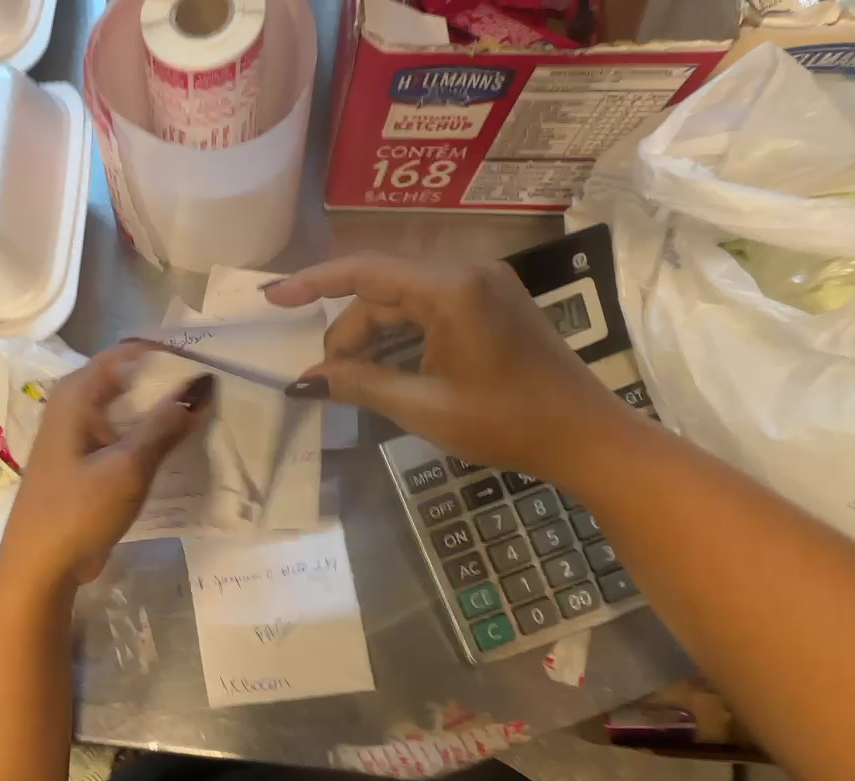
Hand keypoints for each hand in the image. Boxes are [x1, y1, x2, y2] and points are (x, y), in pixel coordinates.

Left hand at [0, 343, 212, 586]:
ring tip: (204, 418)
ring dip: (160, 413)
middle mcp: (73, 407)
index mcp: (76, 395)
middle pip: (127, 380)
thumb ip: (166, 425)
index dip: (168, 355)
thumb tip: (203, 385)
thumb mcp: (129, 466)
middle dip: (168, 384)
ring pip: (126, 411)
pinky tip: (175, 449)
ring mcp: (76, 437)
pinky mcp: (83, 465)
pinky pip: (121, 437)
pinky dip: (147, 437)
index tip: (208, 366)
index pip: (128, 353)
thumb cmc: (79, 511)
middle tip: (214, 393)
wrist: (40, 567)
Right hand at [262, 253, 638, 482]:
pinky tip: (387, 371)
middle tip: (327, 382)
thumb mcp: (422, 407)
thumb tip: (303, 382)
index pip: (364, 271)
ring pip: (402, 303)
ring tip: (354, 382)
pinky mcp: (490, 307)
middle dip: (347, 333)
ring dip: (372, 339)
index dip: (311, 282)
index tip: (270, 298)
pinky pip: (427, 312)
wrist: (584, 436)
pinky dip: (399, 339)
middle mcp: (465, 274)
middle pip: (381, 291)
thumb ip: (359, 385)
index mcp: (450, 290)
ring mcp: (482, 288)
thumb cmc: (504, 422)